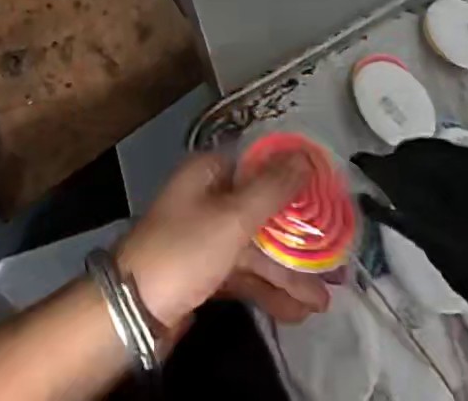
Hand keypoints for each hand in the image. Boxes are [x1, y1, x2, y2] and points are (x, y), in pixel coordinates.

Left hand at [115, 152, 333, 330]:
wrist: (132, 312)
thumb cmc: (184, 250)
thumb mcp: (233, 217)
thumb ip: (273, 189)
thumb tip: (305, 156)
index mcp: (210, 173)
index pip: (261, 166)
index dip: (296, 180)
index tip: (328, 196)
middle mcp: (210, 199)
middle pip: (264, 211)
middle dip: (299, 238)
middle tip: (335, 256)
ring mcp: (207, 238)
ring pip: (257, 248)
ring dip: (289, 272)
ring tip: (325, 298)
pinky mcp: (206, 272)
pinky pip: (245, 275)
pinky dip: (269, 290)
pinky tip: (298, 311)